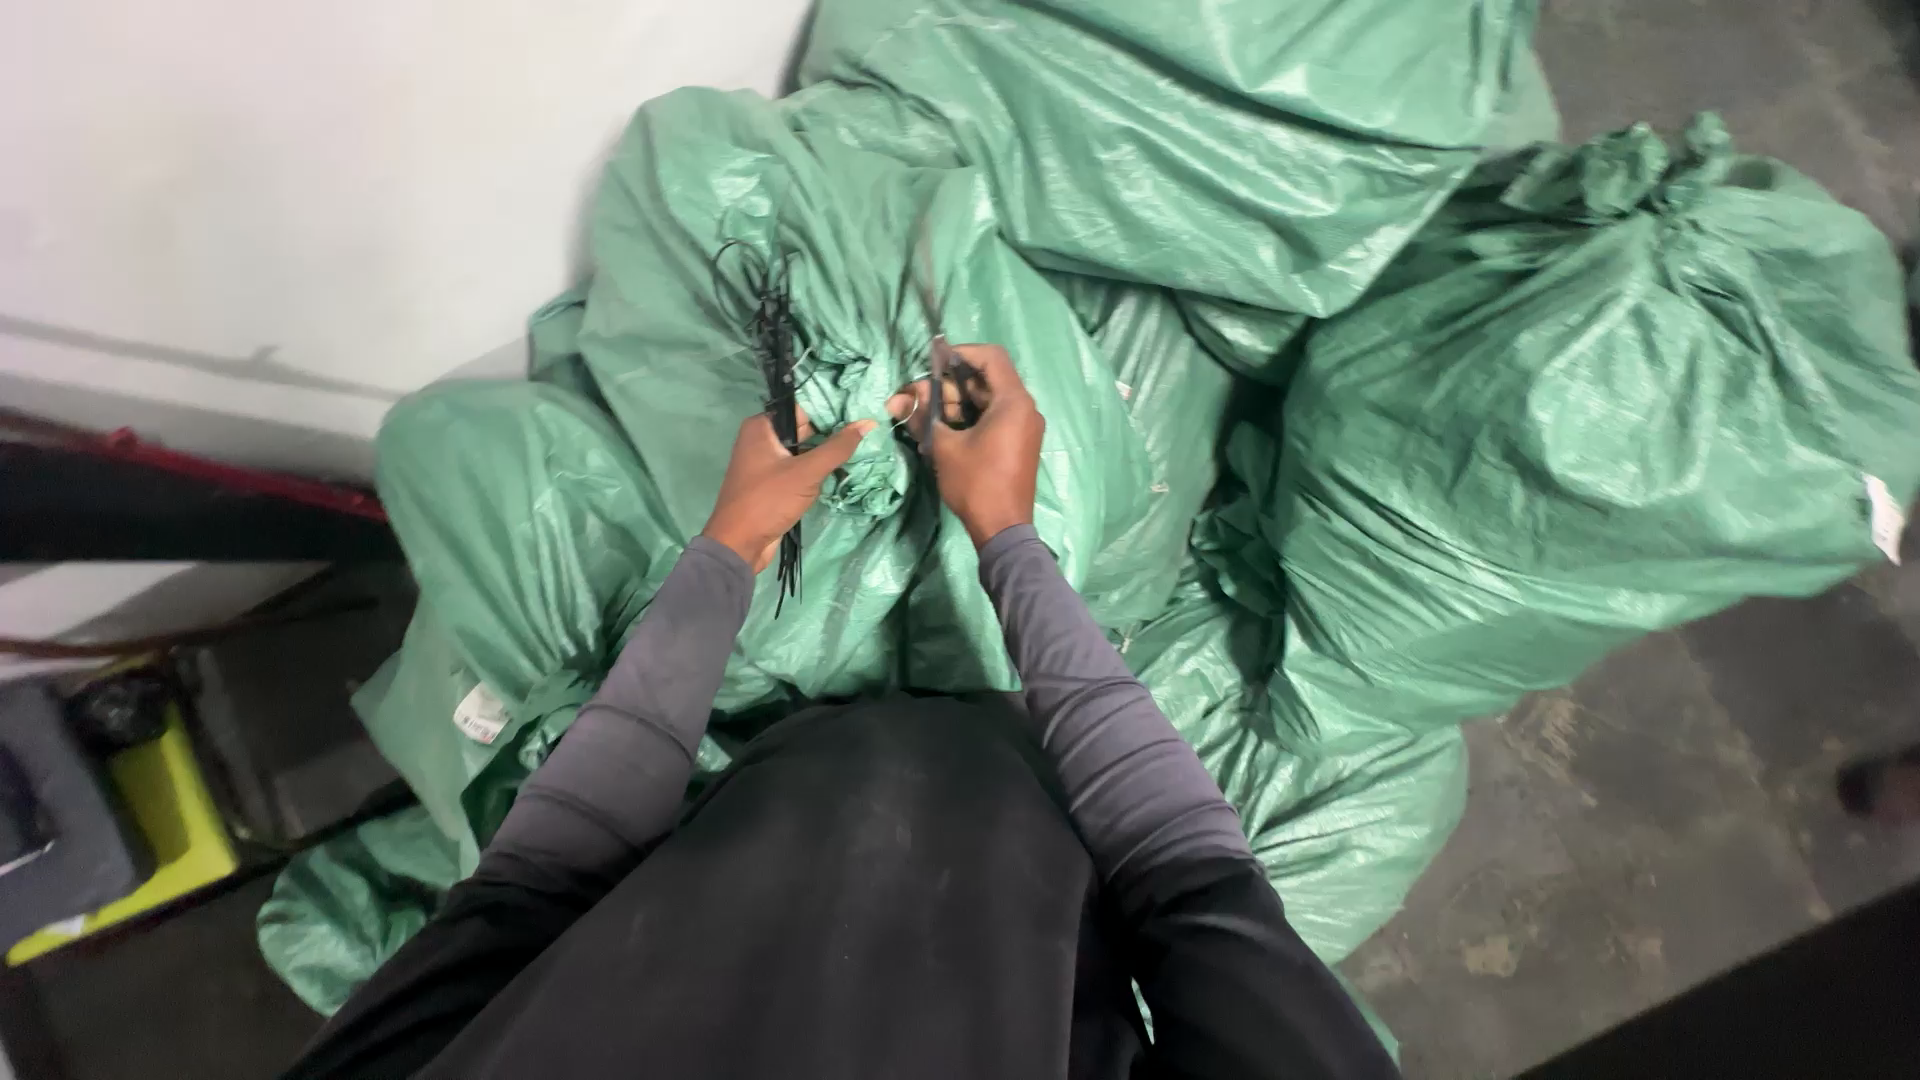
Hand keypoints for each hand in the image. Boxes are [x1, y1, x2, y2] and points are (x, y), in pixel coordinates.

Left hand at [701, 409, 875, 571]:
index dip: (831, 409)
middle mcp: (761, 439)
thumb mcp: (807, 472)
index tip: (861, 410)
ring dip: (828, 453)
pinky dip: (818, 469)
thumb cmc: (769, 500)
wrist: (740, 544)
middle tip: (868, 430)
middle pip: (805, 428)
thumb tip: (868, 422)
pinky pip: (800, 468)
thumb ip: (838, 447)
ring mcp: (767, 462)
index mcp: (762, 426)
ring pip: (804, 450)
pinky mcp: (773, 482)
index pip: (803, 408)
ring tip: (864, 447)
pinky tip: (842, 469)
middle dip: (833, 431)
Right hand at [889, 344, 1044, 548]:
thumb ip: (924, 415)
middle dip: (954, 383)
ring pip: (991, 399)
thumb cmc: (976, 484)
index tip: (935, 362)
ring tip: (933, 416)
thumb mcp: (944, 446)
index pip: (991, 357)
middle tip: (926, 397)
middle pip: (989, 378)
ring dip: (961, 401)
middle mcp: (1026, 408)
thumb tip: (900, 398)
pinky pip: (997, 417)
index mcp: (1014, 402)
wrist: (1003, 529)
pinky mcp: (1020, 443)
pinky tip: (948, 429)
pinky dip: (973, 416)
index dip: (962, 352)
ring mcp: (1026, 427)